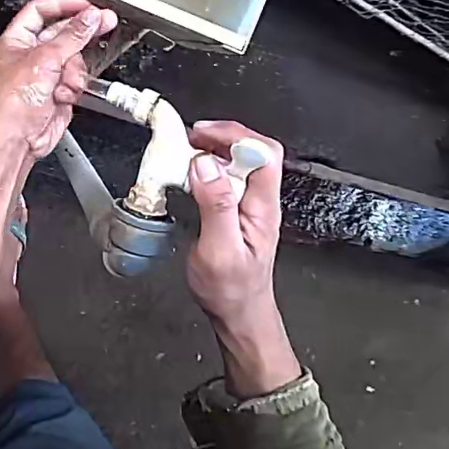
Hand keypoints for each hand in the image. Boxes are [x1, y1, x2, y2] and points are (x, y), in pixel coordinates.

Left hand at [0, 0, 116, 161]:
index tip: (85, 5)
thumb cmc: (12, 102)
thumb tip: (90, 17)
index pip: (40, 11)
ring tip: (64, 81)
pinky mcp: (56, 92)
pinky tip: (62, 95)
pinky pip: (76, 80)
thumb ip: (72, 36)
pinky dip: (73, 88)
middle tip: (104, 23)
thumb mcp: (45, 59)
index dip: (63, 5)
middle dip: (80, 35)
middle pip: (62, 34)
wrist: (17, 137)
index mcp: (16, 41)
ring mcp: (44, 75)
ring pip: (74, 59)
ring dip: (74, 71)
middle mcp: (29, 56)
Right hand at [185, 120, 300, 395]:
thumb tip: (206, 167)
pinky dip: (205, 165)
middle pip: (251, 150)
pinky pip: (224, 175)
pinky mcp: (234, 207)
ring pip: (238, 160)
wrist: (238, 313)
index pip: (264, 154)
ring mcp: (248, 203)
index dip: (234, 136)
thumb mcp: (219, 251)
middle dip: (220, 136)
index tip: (202, 135)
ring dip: (211, 148)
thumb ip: (216, 207)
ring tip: (184, 149)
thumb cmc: (231, 290)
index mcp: (262, 207)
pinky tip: (189, 170)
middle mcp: (259, 200)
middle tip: (188, 137)